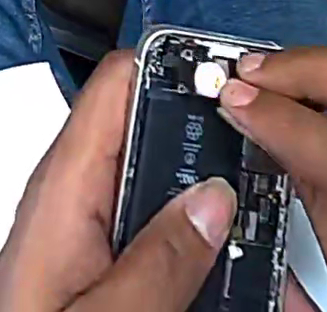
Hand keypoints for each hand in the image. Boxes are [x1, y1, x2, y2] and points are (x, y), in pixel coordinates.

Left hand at [0, 50, 238, 310]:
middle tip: (260, 158)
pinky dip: (189, 231)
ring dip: (205, 192)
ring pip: (157, 173)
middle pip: (146, 124)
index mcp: (67, 180)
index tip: (224, 77)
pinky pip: (150, 217)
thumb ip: (158, 260)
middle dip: (203, 137)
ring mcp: (87, 214)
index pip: (117, 81)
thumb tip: (214, 198)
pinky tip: (226, 261)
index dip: (169, 65)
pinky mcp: (97, 246)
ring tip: (258, 220)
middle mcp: (75, 183)